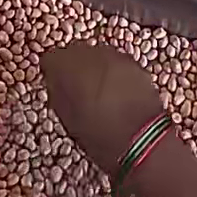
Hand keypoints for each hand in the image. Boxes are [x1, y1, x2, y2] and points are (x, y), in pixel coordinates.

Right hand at [41, 43, 167, 173]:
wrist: (146, 145)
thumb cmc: (101, 138)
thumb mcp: (68, 119)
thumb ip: (58, 93)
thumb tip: (56, 81)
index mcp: (70, 67)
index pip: (51, 57)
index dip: (51, 71)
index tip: (53, 83)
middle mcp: (93, 54)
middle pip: (74, 51)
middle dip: (72, 65)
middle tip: (73, 86)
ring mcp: (117, 58)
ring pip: (97, 53)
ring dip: (93, 67)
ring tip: (96, 89)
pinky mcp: (136, 65)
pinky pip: (116, 62)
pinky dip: (112, 72)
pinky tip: (115, 91)